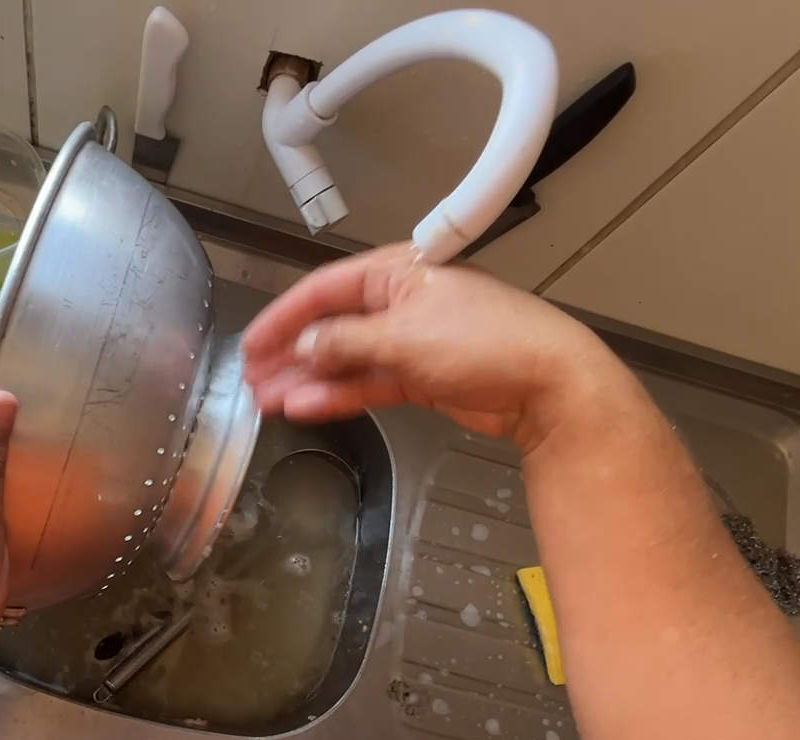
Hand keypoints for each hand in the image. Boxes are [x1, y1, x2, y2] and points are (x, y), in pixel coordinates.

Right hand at [242, 244, 627, 451]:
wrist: (547, 387)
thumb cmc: (488, 343)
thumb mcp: (404, 337)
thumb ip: (344, 342)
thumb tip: (302, 346)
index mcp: (397, 273)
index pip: (324, 290)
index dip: (283, 317)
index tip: (252, 343)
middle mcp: (398, 304)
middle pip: (329, 327)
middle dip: (289, 354)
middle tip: (253, 378)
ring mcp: (406, 342)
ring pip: (343, 360)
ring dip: (306, 380)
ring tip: (269, 401)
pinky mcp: (415, 377)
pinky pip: (364, 384)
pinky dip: (336, 396)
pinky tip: (306, 406)